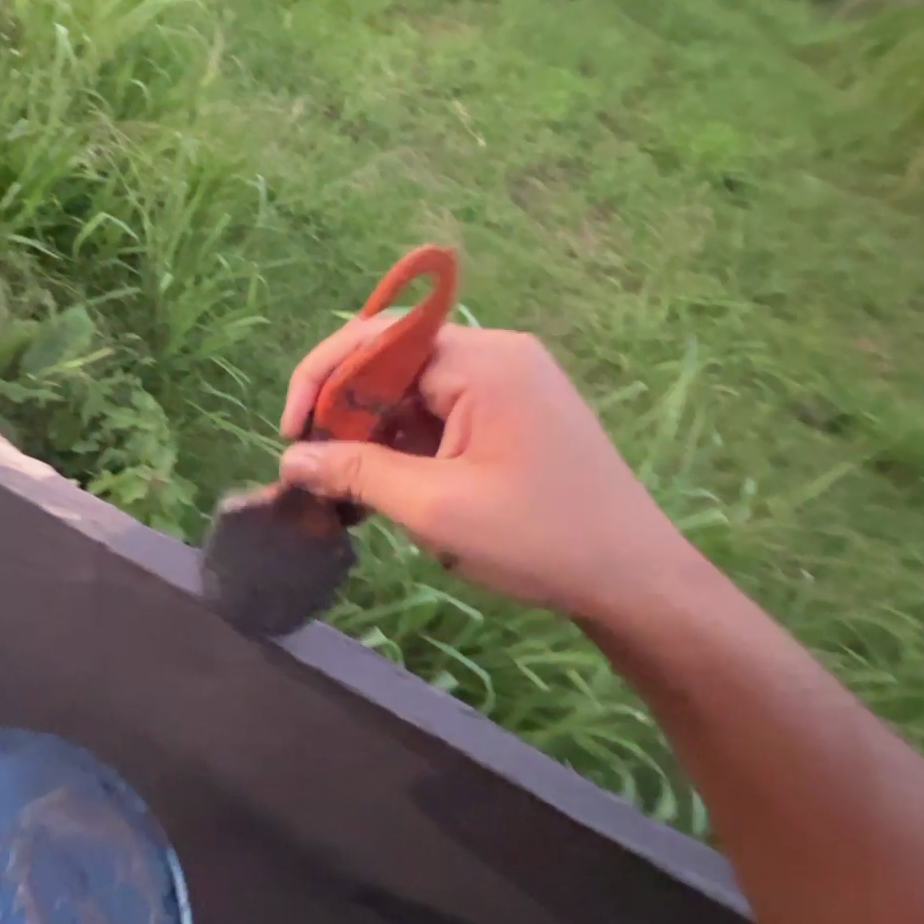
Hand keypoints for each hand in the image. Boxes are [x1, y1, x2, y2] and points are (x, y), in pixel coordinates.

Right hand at [278, 320, 694, 618]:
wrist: (634, 582)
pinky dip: (396, 449)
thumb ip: (354, 473)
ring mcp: (501, 387)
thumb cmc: (538, 540)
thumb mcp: (433, 507)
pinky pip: (431, 418)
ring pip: (404, 394)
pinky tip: (375, 489)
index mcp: (483, 362)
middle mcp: (493, 358)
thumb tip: (290, 460)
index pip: (375, 341)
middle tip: (313, 468)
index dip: (321, 381)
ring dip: (365, 436)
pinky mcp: (503, 418)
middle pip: (387, 363)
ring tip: (340, 488)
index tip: (292, 437)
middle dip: (339, 413)